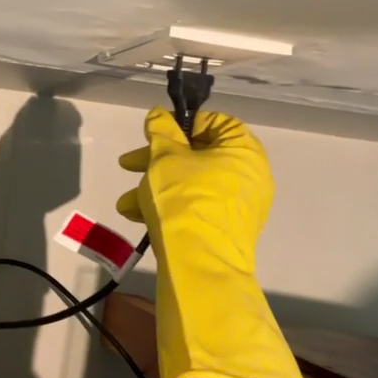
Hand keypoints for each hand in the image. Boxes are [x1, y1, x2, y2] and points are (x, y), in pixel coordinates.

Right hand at [117, 108, 317, 377]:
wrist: (198, 262)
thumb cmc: (184, 199)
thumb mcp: (165, 158)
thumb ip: (161, 131)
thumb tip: (159, 115)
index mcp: (243, 149)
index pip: (214, 121)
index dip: (180, 124)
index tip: (153, 134)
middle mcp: (250, 174)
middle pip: (198, 154)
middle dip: (157, 160)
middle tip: (128, 164)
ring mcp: (242, 204)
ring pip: (192, 183)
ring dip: (155, 186)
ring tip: (127, 201)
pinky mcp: (229, 228)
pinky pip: (198, 206)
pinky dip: (170, 205)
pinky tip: (138, 216)